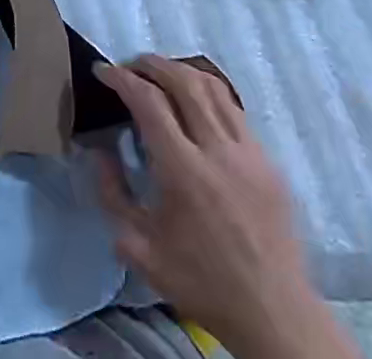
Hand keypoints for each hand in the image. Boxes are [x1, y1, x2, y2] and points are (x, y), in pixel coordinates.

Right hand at [94, 56, 361, 358]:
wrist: (271, 309)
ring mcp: (248, 150)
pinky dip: (208, 92)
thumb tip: (100, 153)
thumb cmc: (200, 281)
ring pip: (214, 87)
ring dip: (181, 71)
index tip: (103, 71)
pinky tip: (195, 102)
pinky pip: (234, 108)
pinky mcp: (267, 158)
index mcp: (183, 170)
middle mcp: (218, 149)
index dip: (122, 79)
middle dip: (152, 64)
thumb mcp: (139, 248)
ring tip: (160, 73)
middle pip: (184, 81)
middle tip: (130, 65)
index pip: (149, 103)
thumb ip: (113, 195)